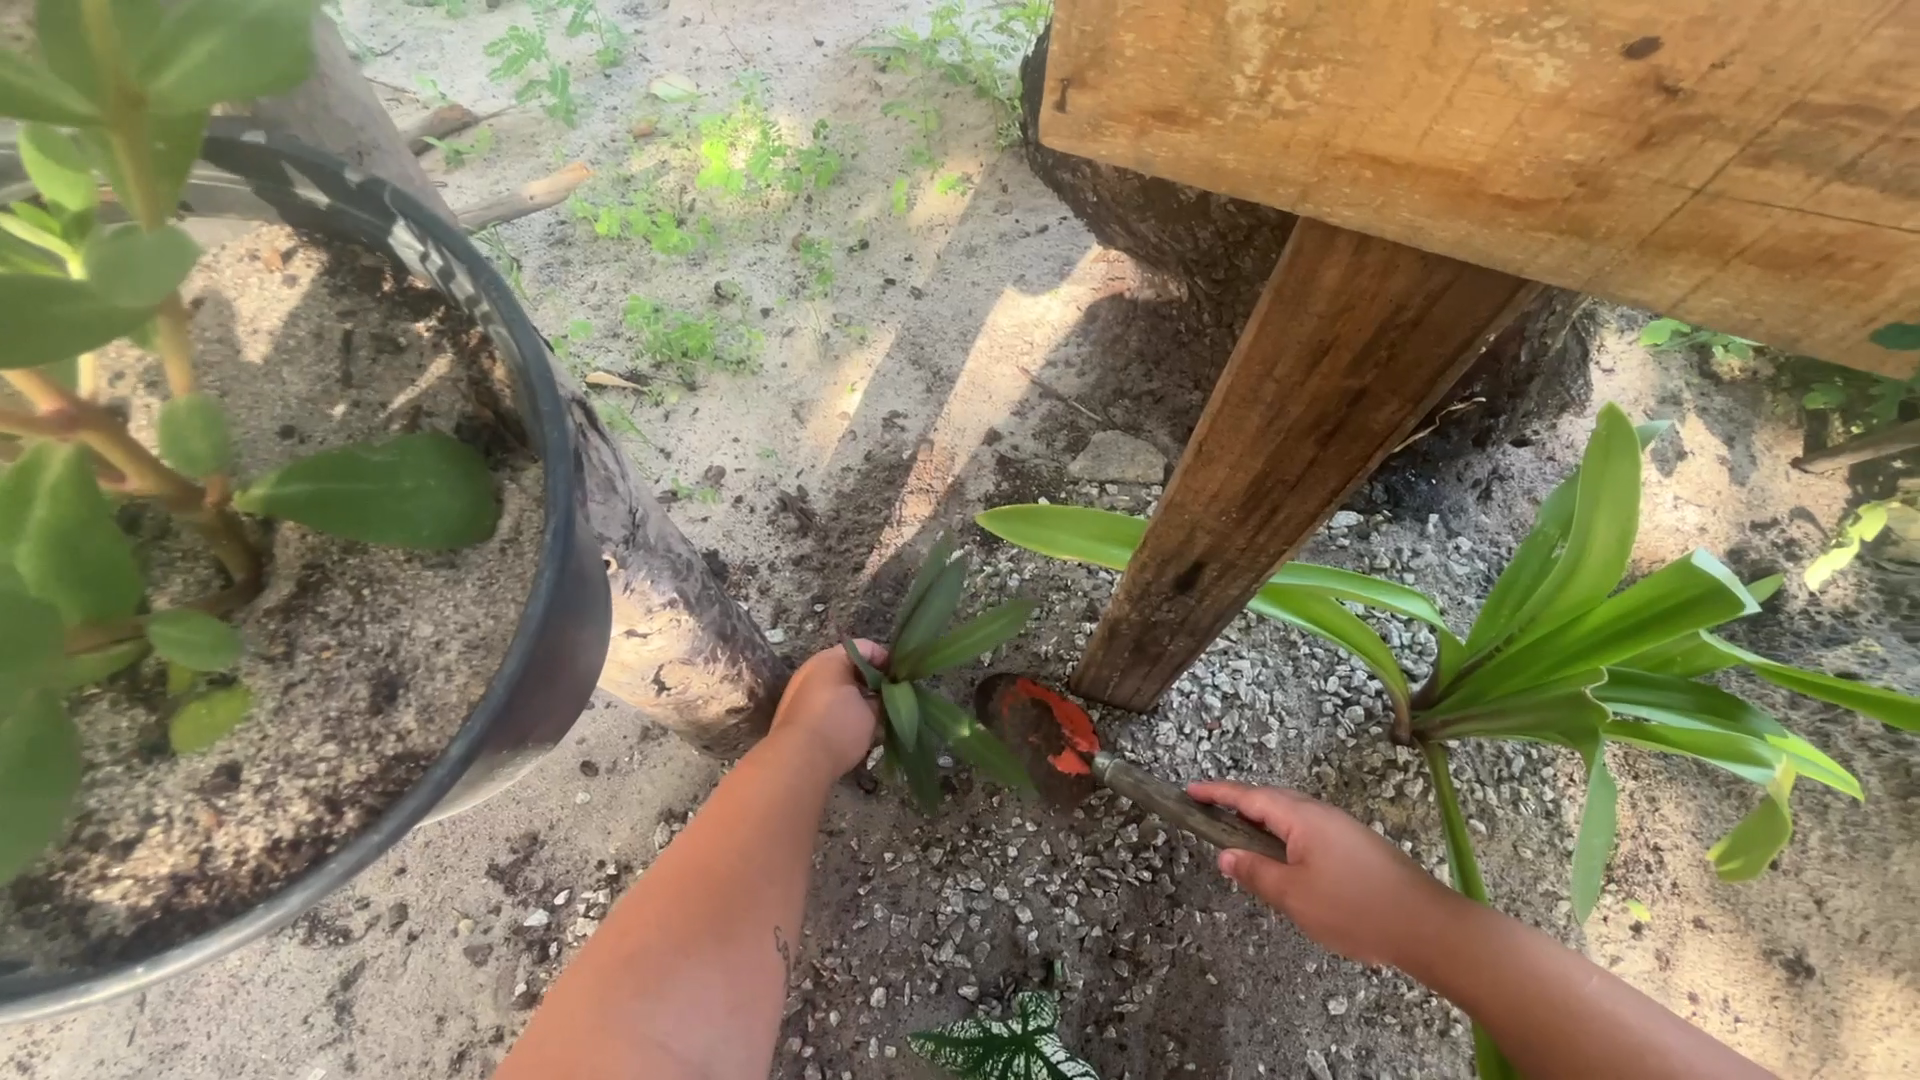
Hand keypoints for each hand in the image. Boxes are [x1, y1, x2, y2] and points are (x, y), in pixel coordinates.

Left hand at [770, 641, 887, 776]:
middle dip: (869, 681)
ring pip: (834, 686)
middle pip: (847, 666)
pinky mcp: (793, 713)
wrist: (796, 762)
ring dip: (853, 697)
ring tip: (872, 717)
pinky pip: (822, 703)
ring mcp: (799, 690)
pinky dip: (838, 709)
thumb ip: (881, 700)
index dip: (885, 660)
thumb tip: (883, 697)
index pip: (864, 647)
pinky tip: (851, 729)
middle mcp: (812, 669)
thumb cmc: (839, 728)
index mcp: (831, 660)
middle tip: (887, 698)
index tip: (899, 679)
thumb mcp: (872, 714)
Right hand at [1188, 781, 1462, 967]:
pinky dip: (1285, 833)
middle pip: (1271, 799)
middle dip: (1238, 802)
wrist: (1429, 927)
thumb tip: (1225, 855)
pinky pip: (1309, 828)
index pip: (1249, 796)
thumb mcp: (1294, 896)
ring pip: (1292, 814)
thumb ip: (1256, 873)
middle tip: (1211, 812)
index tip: (1190, 790)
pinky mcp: (1357, 846)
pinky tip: (1286, 859)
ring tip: (1242, 837)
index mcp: (1301, 817)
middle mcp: (1321, 813)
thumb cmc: (1354, 908)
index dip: (1217, 792)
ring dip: (1263, 819)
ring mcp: (1343, 828)